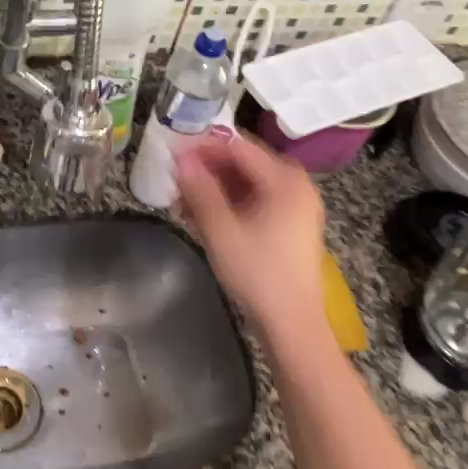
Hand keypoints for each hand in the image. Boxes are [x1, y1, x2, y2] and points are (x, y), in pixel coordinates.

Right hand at [174, 134, 327, 338]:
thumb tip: (180, 159)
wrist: (292, 322)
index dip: (202, 147)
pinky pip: (256, 202)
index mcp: (285, 180)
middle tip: (174, 181)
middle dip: (207, 171)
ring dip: (215, 189)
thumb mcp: (221, 230)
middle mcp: (296, 186)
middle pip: (244, 165)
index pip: (238, 147)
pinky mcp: (291, 226)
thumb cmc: (257, 274)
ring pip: (248, 185)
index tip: (171, 153)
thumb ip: (199, 190)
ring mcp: (296, 207)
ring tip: (182, 202)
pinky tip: (203, 217)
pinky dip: (230, 205)